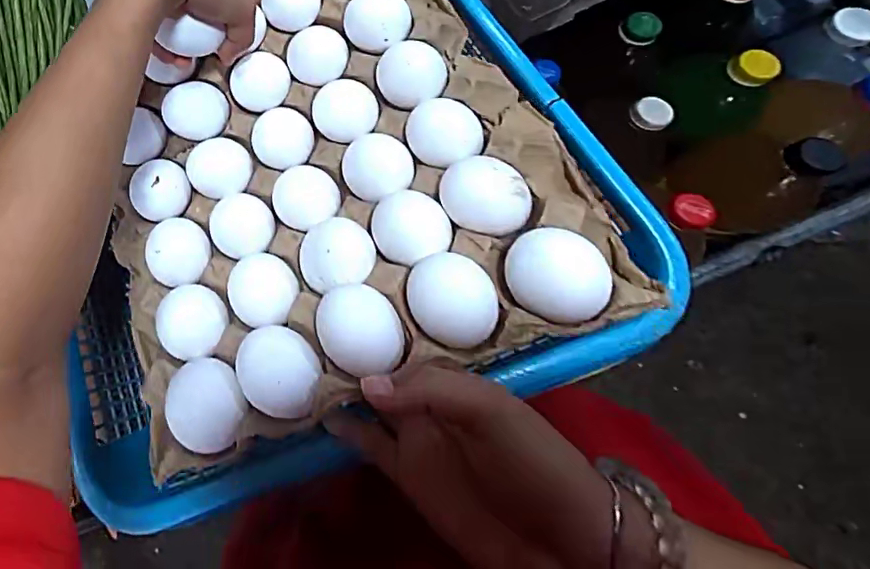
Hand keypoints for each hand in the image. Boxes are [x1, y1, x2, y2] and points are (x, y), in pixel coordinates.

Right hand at [325, 366, 613, 568]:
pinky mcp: (410, 477)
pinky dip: (348, 434)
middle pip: (383, 378)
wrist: (563, 537)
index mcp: (452, 380)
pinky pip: (371, 448)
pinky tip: (327, 420)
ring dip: (344, 396)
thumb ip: (433, 391)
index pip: (402, 355)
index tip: (334, 331)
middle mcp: (429, 405)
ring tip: (307, 380)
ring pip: (370, 409)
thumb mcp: (491, 410)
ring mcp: (417, 440)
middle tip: (306, 350)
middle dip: (351, 363)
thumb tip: (368, 384)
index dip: (372, 344)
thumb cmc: (533, 458)